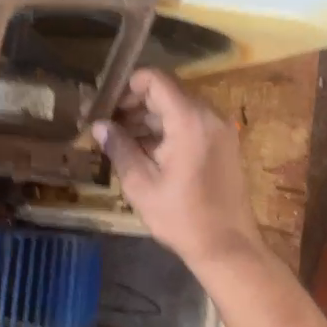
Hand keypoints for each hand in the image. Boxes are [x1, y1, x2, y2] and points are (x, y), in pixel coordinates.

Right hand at [93, 69, 265, 268]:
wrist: (226, 246)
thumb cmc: (180, 216)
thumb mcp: (140, 183)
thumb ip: (119, 148)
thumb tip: (99, 126)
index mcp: (189, 121)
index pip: (156, 80)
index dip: (127, 87)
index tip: (107, 107)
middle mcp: (209, 117)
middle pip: (167, 93)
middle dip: (135, 105)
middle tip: (108, 127)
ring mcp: (220, 131)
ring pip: (178, 108)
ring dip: (149, 119)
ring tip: (122, 142)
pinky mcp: (224, 145)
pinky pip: (191, 124)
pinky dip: (167, 130)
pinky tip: (146, 154)